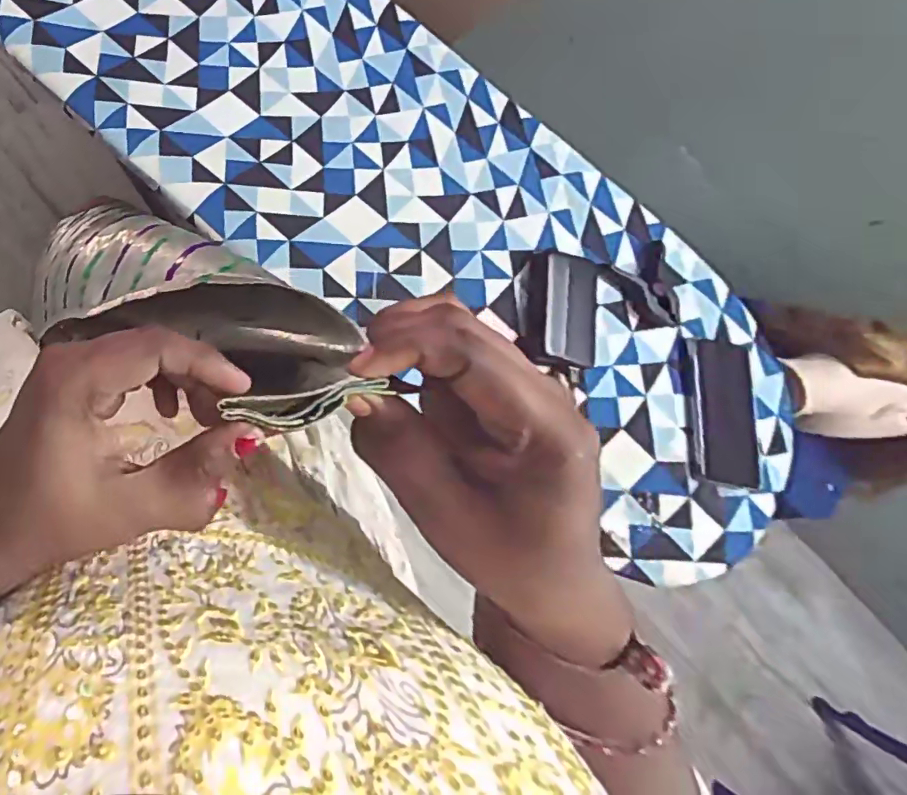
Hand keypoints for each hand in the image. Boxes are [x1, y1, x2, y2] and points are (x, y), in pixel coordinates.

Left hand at [0, 326, 256, 587]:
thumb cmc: (47, 524)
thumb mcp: (126, 506)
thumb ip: (190, 474)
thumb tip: (245, 438)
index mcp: (75, 377)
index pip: (156, 346)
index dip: (207, 363)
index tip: (244, 393)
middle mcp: (67, 356)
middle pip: (148, 343)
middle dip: (196, 372)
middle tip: (227, 413)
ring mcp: (60, 364)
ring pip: (136, 351)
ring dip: (177, 376)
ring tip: (202, 416)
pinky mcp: (61, 378)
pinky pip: (119, 364)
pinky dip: (152, 381)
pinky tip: (166, 411)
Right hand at [348, 293, 633, 664]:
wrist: (553, 582)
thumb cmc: (506, 558)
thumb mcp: (443, 514)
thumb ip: (397, 449)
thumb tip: (357, 393)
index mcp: (544, 423)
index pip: (468, 350)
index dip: (404, 346)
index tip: (354, 370)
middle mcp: (541, 389)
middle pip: (462, 323)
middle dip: (398, 332)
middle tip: (353, 366)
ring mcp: (522, 384)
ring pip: (455, 324)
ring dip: (403, 333)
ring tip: (368, 366)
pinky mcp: (498, 388)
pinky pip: (450, 347)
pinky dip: (411, 348)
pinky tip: (390, 374)